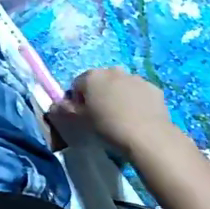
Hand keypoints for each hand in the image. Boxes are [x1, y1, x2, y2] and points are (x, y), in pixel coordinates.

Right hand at [57, 68, 174, 159]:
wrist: (148, 137)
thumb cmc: (107, 127)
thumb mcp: (77, 122)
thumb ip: (62, 110)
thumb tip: (54, 105)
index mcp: (91, 76)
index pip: (77, 85)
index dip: (77, 102)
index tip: (83, 117)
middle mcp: (113, 71)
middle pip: (100, 82)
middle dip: (99, 96)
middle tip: (101, 118)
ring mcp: (136, 78)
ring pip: (121, 86)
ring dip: (118, 97)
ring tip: (121, 120)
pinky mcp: (154, 88)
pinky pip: (139, 93)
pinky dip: (136, 102)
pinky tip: (137, 119)